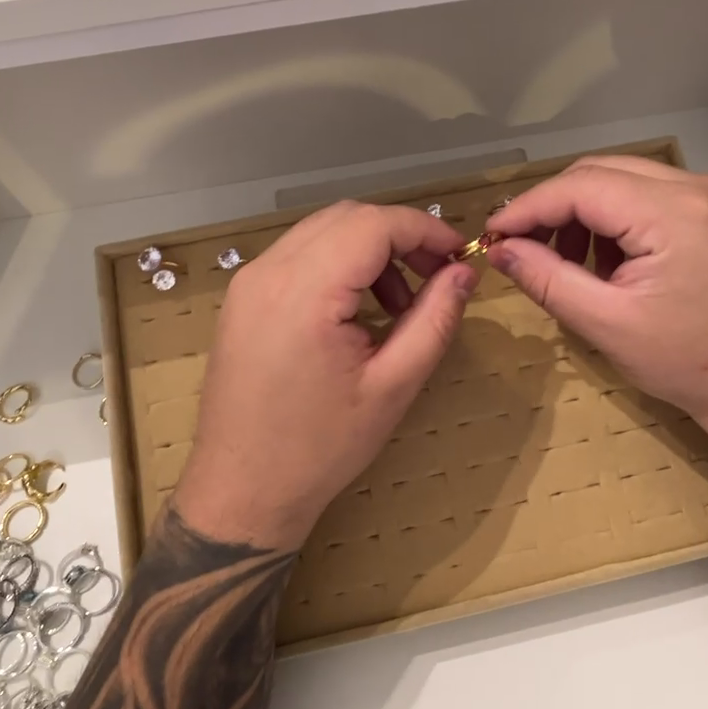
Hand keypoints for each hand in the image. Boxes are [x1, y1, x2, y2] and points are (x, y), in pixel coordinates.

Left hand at [174, 201, 476, 549]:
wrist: (243, 490)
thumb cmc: (321, 447)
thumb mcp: (394, 384)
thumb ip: (435, 319)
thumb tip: (465, 273)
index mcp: (304, 290)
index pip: (374, 223)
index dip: (426, 230)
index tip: (461, 256)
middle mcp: (268, 271)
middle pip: (348, 218)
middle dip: (401, 237)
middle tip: (438, 278)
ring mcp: (249, 282)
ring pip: (323, 232)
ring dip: (371, 251)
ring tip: (400, 306)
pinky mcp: (243, 298)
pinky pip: (300, 257)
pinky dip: (340, 266)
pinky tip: (360, 312)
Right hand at [484, 156, 707, 438]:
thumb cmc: (685, 361)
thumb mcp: (605, 323)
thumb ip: (547, 279)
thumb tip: (500, 249)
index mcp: (671, 211)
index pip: (580, 187)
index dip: (528, 208)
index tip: (492, 235)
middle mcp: (691, 187)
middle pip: (598, 173)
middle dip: (552, 208)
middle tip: (521, 249)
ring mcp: (704, 196)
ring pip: (618, 181)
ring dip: (581, 214)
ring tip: (567, 264)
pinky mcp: (706, 212)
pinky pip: (642, 197)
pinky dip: (611, 221)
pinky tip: (604, 263)